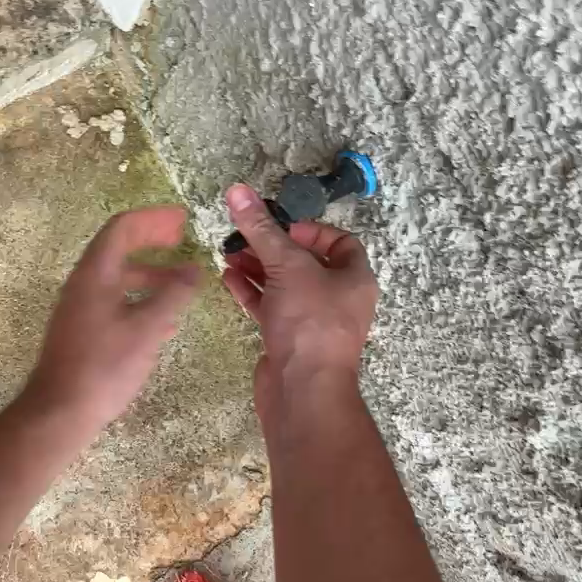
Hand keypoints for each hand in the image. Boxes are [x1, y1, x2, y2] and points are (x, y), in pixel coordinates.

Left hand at [20, 207, 201, 431]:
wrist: (59, 410)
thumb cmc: (103, 365)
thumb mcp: (146, 328)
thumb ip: (172, 295)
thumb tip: (194, 270)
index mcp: (95, 273)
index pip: (122, 228)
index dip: (153, 219)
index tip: (181, 219)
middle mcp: (83, 282)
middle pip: (118, 247)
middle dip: (150, 239)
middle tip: (180, 237)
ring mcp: (80, 306)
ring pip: (118, 276)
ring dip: (149, 272)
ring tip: (181, 282)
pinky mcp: (81, 328)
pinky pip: (114, 299)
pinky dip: (139, 297)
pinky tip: (163, 319)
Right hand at [219, 183, 378, 413]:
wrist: (303, 391)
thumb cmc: (309, 322)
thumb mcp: (286, 266)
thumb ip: (260, 229)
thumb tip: (237, 190)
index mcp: (354, 278)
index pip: (340, 242)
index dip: (311, 230)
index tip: (281, 228)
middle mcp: (337, 298)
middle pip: (304, 262)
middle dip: (272, 248)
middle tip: (243, 237)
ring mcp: (311, 321)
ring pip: (283, 285)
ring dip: (257, 268)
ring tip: (228, 254)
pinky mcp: (288, 339)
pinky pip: (269, 306)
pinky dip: (251, 291)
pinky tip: (228, 278)